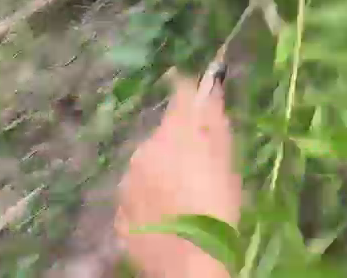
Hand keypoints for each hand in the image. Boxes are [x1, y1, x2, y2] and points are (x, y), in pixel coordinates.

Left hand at [116, 72, 243, 277]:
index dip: (191, 90)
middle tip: (201, 159)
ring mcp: (126, 184)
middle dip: (180, 136)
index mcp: (173, 133)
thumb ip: (215, 121)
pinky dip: (151, 193)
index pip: (180, 92)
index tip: (201, 91)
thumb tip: (210, 87)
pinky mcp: (119, 213)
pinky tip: (168, 210)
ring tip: (185, 189)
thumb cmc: (217, 206)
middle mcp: (143, 151)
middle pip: (165, 130)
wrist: (187, 266)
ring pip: (149, 161)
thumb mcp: (226, 160)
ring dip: (164, 166)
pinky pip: (138, 191)